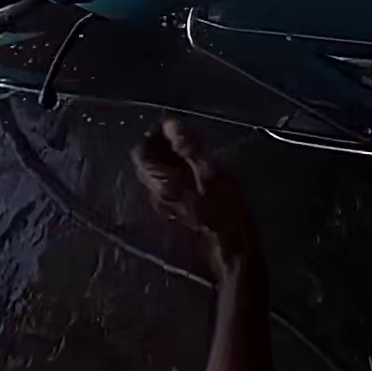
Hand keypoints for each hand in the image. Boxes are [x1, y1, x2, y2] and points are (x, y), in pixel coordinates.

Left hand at [133, 119, 257, 278]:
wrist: (230, 245)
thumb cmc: (222, 206)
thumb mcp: (208, 171)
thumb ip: (188, 147)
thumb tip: (170, 125)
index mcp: (161, 182)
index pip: (141, 152)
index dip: (154, 134)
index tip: (173, 125)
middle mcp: (156, 194)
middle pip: (147, 162)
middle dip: (161, 144)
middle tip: (183, 133)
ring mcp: (164, 204)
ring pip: (157, 173)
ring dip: (168, 156)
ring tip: (191, 146)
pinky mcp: (175, 210)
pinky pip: (167, 183)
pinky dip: (175, 169)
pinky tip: (193, 166)